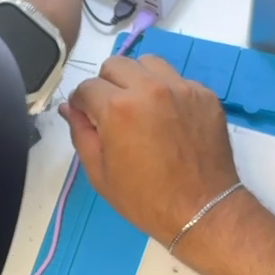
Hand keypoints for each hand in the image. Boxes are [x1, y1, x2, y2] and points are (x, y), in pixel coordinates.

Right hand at [61, 55, 241, 247]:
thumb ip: (81, 134)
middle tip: (113, 114)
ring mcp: (181, 88)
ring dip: (138, 80)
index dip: (82, 104)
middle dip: (107, 86)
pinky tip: (169, 120)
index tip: (88, 118)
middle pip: (116, 65)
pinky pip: (177, 80)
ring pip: (149, 63)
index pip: (86, 88)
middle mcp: (149, 89)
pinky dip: (167, 93)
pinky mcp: (205, 95)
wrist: (201, 210)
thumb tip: (70, 109)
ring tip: (142, 108)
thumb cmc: (145, 200)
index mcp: (118, 109)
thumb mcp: (100, 174)